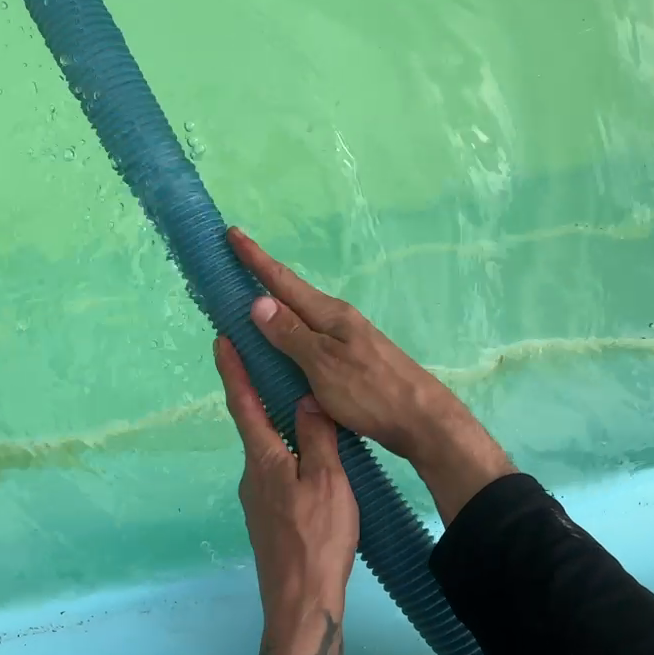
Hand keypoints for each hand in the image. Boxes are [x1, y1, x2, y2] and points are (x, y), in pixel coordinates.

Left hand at [215, 336, 355, 654]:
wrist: (301, 602)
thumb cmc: (317, 537)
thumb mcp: (328, 480)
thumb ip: (317, 437)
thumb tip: (306, 398)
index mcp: (264, 459)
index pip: (243, 404)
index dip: (232, 371)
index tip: (221, 339)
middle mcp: (252, 476)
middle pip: (255, 427)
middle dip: (259, 394)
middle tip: (271, 365)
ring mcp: (256, 501)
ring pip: (268, 454)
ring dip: (278, 429)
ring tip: (303, 412)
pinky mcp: (267, 521)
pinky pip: (276, 476)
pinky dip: (287, 458)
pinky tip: (310, 464)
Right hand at [228, 227, 515, 523]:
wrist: (421, 420)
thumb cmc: (370, 392)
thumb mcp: (324, 363)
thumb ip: (291, 334)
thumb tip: (258, 302)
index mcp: (329, 315)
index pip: (283, 281)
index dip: (255, 259)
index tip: (231, 233)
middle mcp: (338, 321)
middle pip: (292, 297)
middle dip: (261, 282)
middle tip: (232, 270)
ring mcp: (347, 341)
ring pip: (301, 321)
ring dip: (274, 313)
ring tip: (246, 310)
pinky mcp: (351, 363)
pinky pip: (309, 343)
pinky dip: (288, 340)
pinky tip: (281, 350)